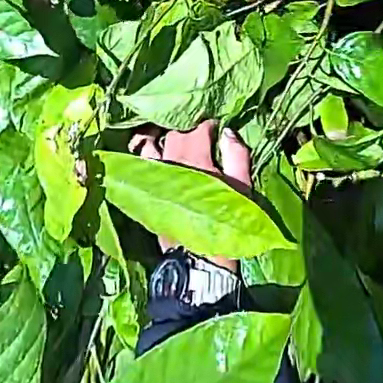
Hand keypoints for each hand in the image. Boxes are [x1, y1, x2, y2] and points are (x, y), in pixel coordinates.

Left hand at [128, 120, 251, 269]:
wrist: (200, 259)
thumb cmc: (226, 221)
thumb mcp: (242, 187)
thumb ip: (237, 155)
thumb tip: (227, 131)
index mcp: (197, 159)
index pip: (199, 128)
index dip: (209, 124)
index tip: (217, 127)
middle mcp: (172, 161)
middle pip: (174, 132)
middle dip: (187, 127)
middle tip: (198, 131)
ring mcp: (155, 173)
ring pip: (151, 142)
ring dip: (161, 134)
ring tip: (172, 135)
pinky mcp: (146, 187)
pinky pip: (140, 160)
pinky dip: (144, 150)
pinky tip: (151, 148)